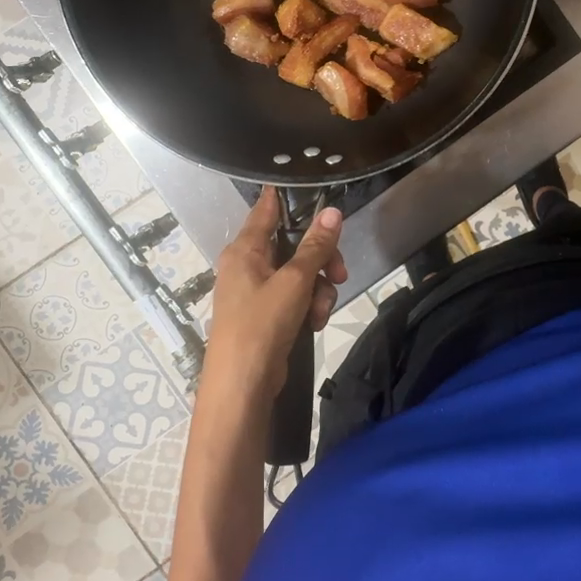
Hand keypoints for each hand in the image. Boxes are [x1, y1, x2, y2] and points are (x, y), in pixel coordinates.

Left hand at [204, 188, 347, 404]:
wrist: (242, 386)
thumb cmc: (261, 325)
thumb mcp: (294, 281)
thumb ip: (315, 246)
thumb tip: (332, 212)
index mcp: (245, 250)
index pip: (267, 208)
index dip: (291, 197)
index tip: (319, 194)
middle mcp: (248, 265)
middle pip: (294, 244)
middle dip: (321, 259)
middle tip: (339, 274)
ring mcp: (257, 290)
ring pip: (300, 273)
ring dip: (319, 288)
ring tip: (322, 311)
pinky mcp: (266, 314)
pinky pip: (296, 297)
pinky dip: (309, 306)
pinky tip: (315, 323)